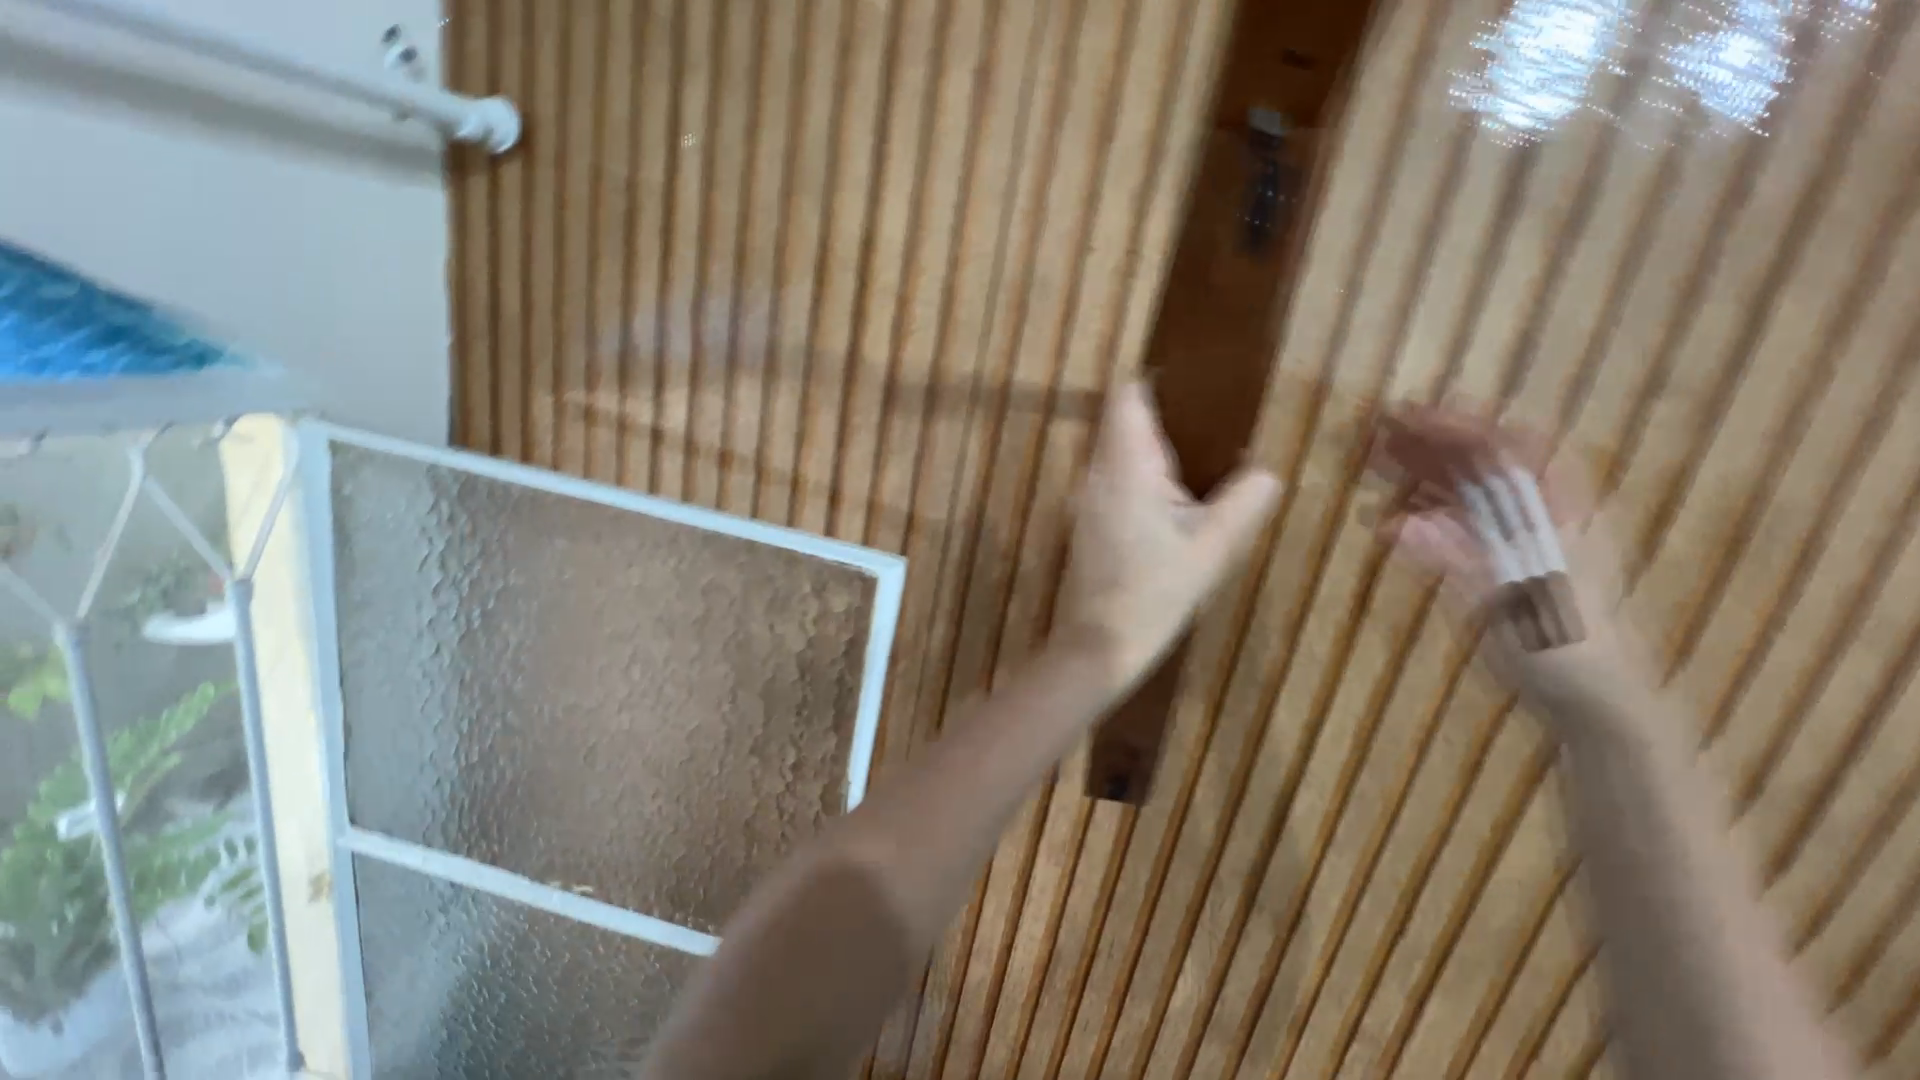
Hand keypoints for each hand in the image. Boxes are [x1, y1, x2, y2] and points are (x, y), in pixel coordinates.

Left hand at [1053, 382, 1280, 691]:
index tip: (1198, 384)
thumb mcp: (1213, 548)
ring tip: (1204, 464)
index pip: (1128, 397)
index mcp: (1124, 468)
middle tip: (1219, 428)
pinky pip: (1117, 481)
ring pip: (1121, 454)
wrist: (1099, 646)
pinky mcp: (1087, 522)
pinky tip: (1176, 504)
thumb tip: (1267, 473)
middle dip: (1169, 421)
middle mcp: (1096, 474)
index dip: (1158, 381)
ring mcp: (1086, 499)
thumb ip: (1245, 502)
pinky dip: (1145, 480)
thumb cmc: (1155, 595)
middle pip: (1125, 423)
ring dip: (1157, 454)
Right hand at [1371, 406, 1655, 732]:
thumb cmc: (1564, 650)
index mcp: (1556, 513)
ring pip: (1472, 491)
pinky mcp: (1508, 567)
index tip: (1411, 414)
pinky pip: (1464, 525)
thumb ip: (1455, 561)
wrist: (1598, 701)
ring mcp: (1525, 541)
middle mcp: (1542, 516)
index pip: (1508, 449)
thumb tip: (1399, 525)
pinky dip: (1427, 514)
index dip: (1461, 425)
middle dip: (1432, 443)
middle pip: (1486, 463)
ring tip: (1376, 465)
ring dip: (1426, 473)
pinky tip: (1392, 521)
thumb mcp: (1510, 604)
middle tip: (1379, 434)